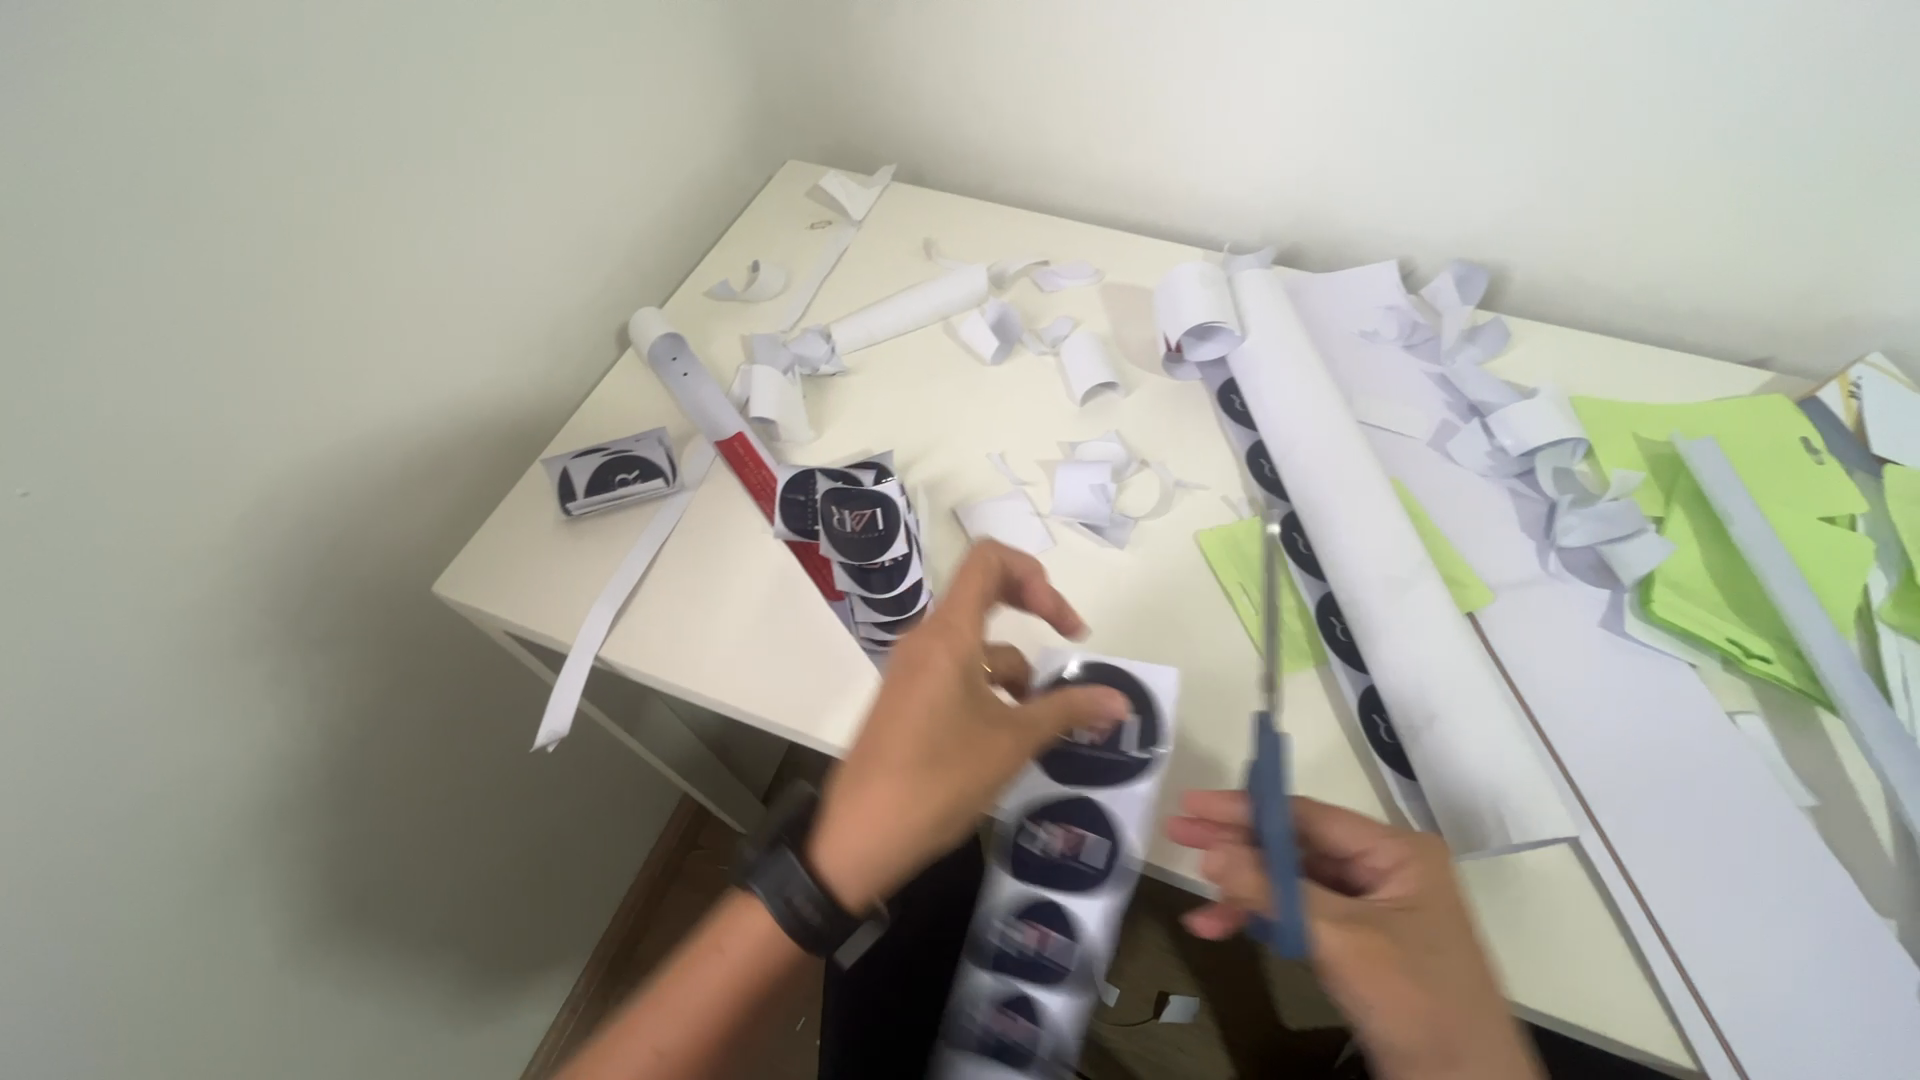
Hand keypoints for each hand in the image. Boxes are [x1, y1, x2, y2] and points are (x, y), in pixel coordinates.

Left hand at [808, 541, 1130, 910]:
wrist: (860, 837)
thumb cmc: (938, 780)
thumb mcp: (1012, 743)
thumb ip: (1067, 710)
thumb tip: (1119, 700)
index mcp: (948, 634)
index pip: (988, 560)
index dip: (1035, 576)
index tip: (1063, 624)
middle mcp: (925, 639)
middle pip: (984, 593)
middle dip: (1032, 610)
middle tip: (1068, 640)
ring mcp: (911, 668)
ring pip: (974, 642)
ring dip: (1014, 666)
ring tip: (1038, 716)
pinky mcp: (906, 697)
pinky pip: (955, 670)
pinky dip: (988, 685)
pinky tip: (1005, 731)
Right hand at [1167, 792, 1543, 1079]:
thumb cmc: (1416, 1002)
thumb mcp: (1339, 938)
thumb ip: (1272, 889)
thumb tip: (1211, 852)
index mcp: (1394, 851)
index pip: (1306, 815)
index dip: (1245, 808)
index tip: (1193, 804)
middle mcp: (1381, 868)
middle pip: (1293, 844)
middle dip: (1235, 846)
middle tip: (1178, 833)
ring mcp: (1368, 905)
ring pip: (1288, 881)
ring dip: (1242, 892)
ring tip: (1196, 900)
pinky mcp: (1355, 940)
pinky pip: (1297, 915)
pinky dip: (1260, 921)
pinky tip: (1218, 929)